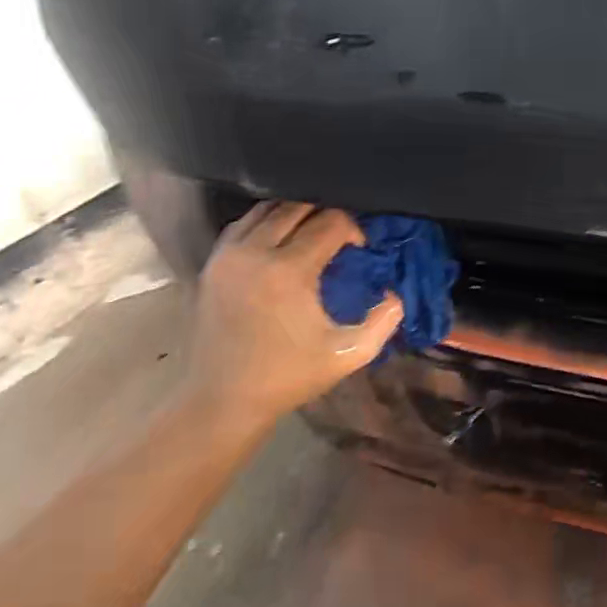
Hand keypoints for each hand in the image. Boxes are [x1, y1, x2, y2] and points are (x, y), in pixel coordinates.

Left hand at [184, 201, 403, 420]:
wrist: (221, 400)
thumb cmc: (288, 376)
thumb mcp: (350, 354)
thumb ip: (383, 321)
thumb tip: (396, 295)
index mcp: (288, 270)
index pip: (330, 222)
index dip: (354, 229)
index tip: (361, 249)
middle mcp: (254, 252)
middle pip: (297, 207)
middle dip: (325, 214)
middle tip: (341, 237)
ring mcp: (226, 256)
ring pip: (266, 210)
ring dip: (295, 214)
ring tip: (312, 234)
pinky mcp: (211, 265)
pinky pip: (242, 225)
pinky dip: (266, 223)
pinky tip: (280, 242)